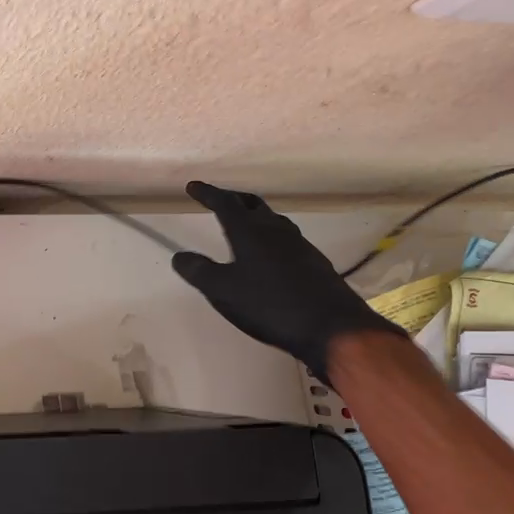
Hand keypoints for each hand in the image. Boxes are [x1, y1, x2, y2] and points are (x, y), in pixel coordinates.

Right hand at [170, 181, 403, 382]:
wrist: (333, 327)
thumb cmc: (270, 305)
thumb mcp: (223, 290)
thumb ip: (199, 271)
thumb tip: (180, 256)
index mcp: (250, 232)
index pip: (225, 204)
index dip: (207, 193)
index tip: (193, 186)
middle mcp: (276, 231)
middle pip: (253, 205)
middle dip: (233, 198)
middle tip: (218, 199)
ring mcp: (299, 246)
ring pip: (272, 220)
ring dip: (254, 215)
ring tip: (242, 222)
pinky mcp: (314, 263)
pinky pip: (286, 238)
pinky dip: (270, 235)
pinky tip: (269, 253)